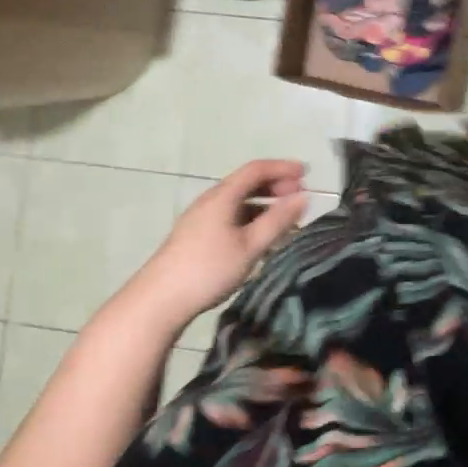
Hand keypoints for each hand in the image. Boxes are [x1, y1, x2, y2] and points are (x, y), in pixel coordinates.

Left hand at [122, 160, 308, 329]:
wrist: (160, 299)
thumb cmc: (208, 269)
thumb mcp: (250, 246)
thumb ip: (277, 221)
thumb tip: (303, 197)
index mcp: (223, 195)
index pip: (256, 169)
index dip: (282, 167)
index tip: (307, 172)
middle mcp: (211, 199)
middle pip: (246, 183)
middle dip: (275, 186)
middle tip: (299, 197)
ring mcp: (201, 217)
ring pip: (238, 202)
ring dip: (264, 205)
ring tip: (285, 221)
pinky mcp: (196, 235)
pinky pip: (230, 216)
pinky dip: (250, 219)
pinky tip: (260, 238)